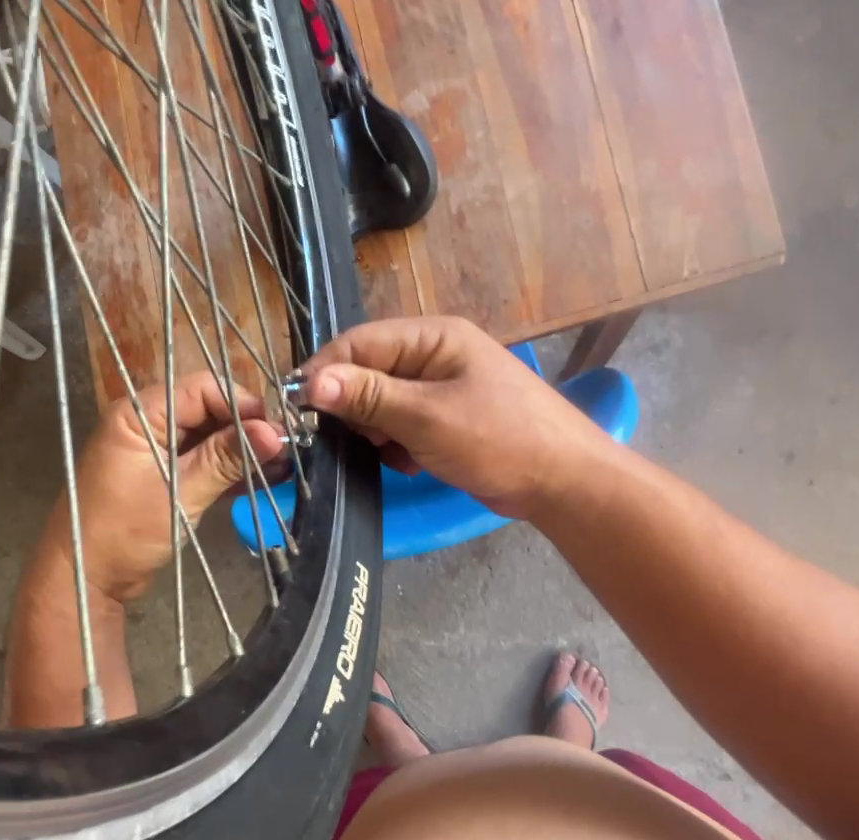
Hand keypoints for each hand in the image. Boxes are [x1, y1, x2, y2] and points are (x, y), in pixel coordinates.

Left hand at [38, 371, 284, 602]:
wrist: (85, 578)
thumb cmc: (123, 533)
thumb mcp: (179, 494)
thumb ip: (225, 460)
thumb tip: (273, 433)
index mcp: (138, 414)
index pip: (199, 389)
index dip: (240, 403)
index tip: (274, 428)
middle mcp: (145, 423)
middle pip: (206, 410)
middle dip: (245, 428)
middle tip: (284, 448)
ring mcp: (153, 450)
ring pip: (207, 437)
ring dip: (240, 451)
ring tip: (281, 466)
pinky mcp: (162, 476)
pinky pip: (200, 461)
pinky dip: (226, 470)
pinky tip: (260, 480)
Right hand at [300, 316, 617, 518]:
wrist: (562, 482)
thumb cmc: (498, 439)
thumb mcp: (426, 416)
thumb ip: (368, 396)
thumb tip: (310, 382)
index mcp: (433, 337)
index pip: (360, 342)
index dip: (326, 371)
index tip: (296, 407)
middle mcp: (433, 355)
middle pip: (368, 372)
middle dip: (355, 407)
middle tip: (357, 439)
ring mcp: (440, 389)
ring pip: (381, 403)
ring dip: (376, 431)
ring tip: (390, 453)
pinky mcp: (444, 419)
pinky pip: (400, 425)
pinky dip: (395, 445)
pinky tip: (408, 463)